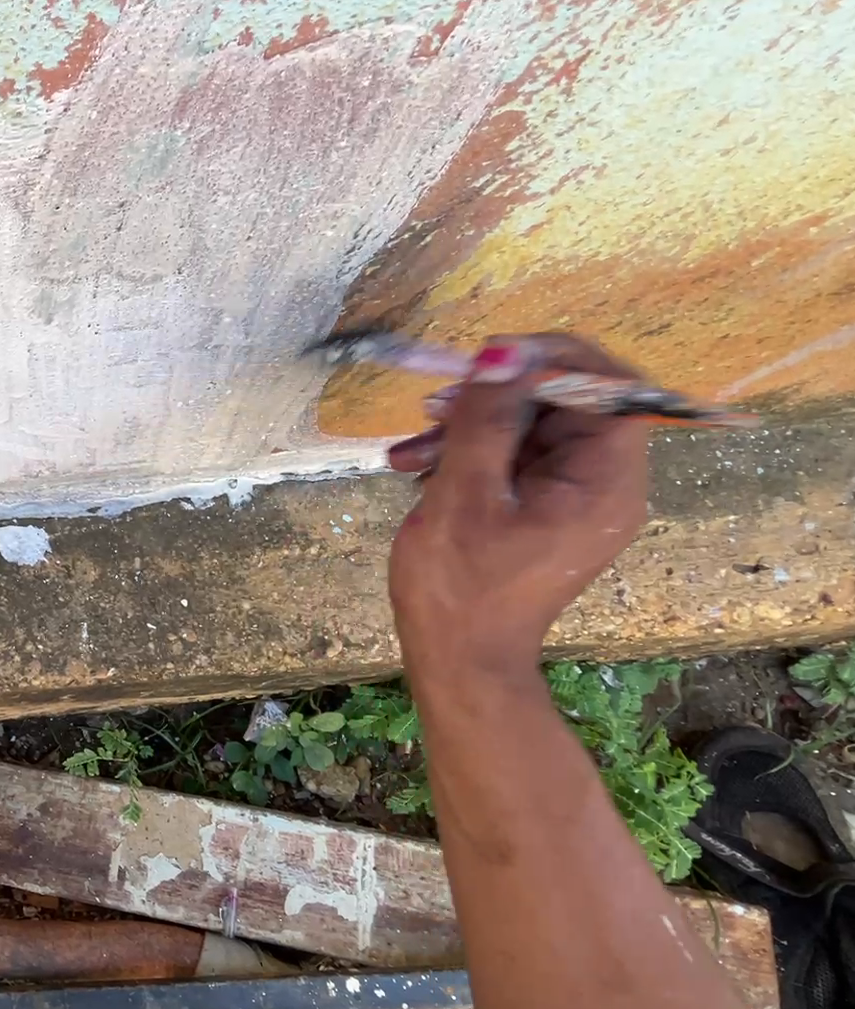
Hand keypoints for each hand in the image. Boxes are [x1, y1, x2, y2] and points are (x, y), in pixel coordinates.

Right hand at [388, 334, 651, 674]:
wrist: (456, 656)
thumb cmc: (459, 583)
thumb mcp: (462, 496)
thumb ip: (485, 421)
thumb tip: (501, 352)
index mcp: (603, 479)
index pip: (606, 387)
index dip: (547, 360)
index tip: (480, 360)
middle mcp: (600, 482)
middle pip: (558, 407)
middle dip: (489, 400)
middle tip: (427, 409)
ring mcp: (568, 499)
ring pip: (523, 434)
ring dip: (462, 432)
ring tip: (403, 455)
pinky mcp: (537, 512)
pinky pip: (508, 464)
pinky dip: (462, 460)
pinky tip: (415, 472)